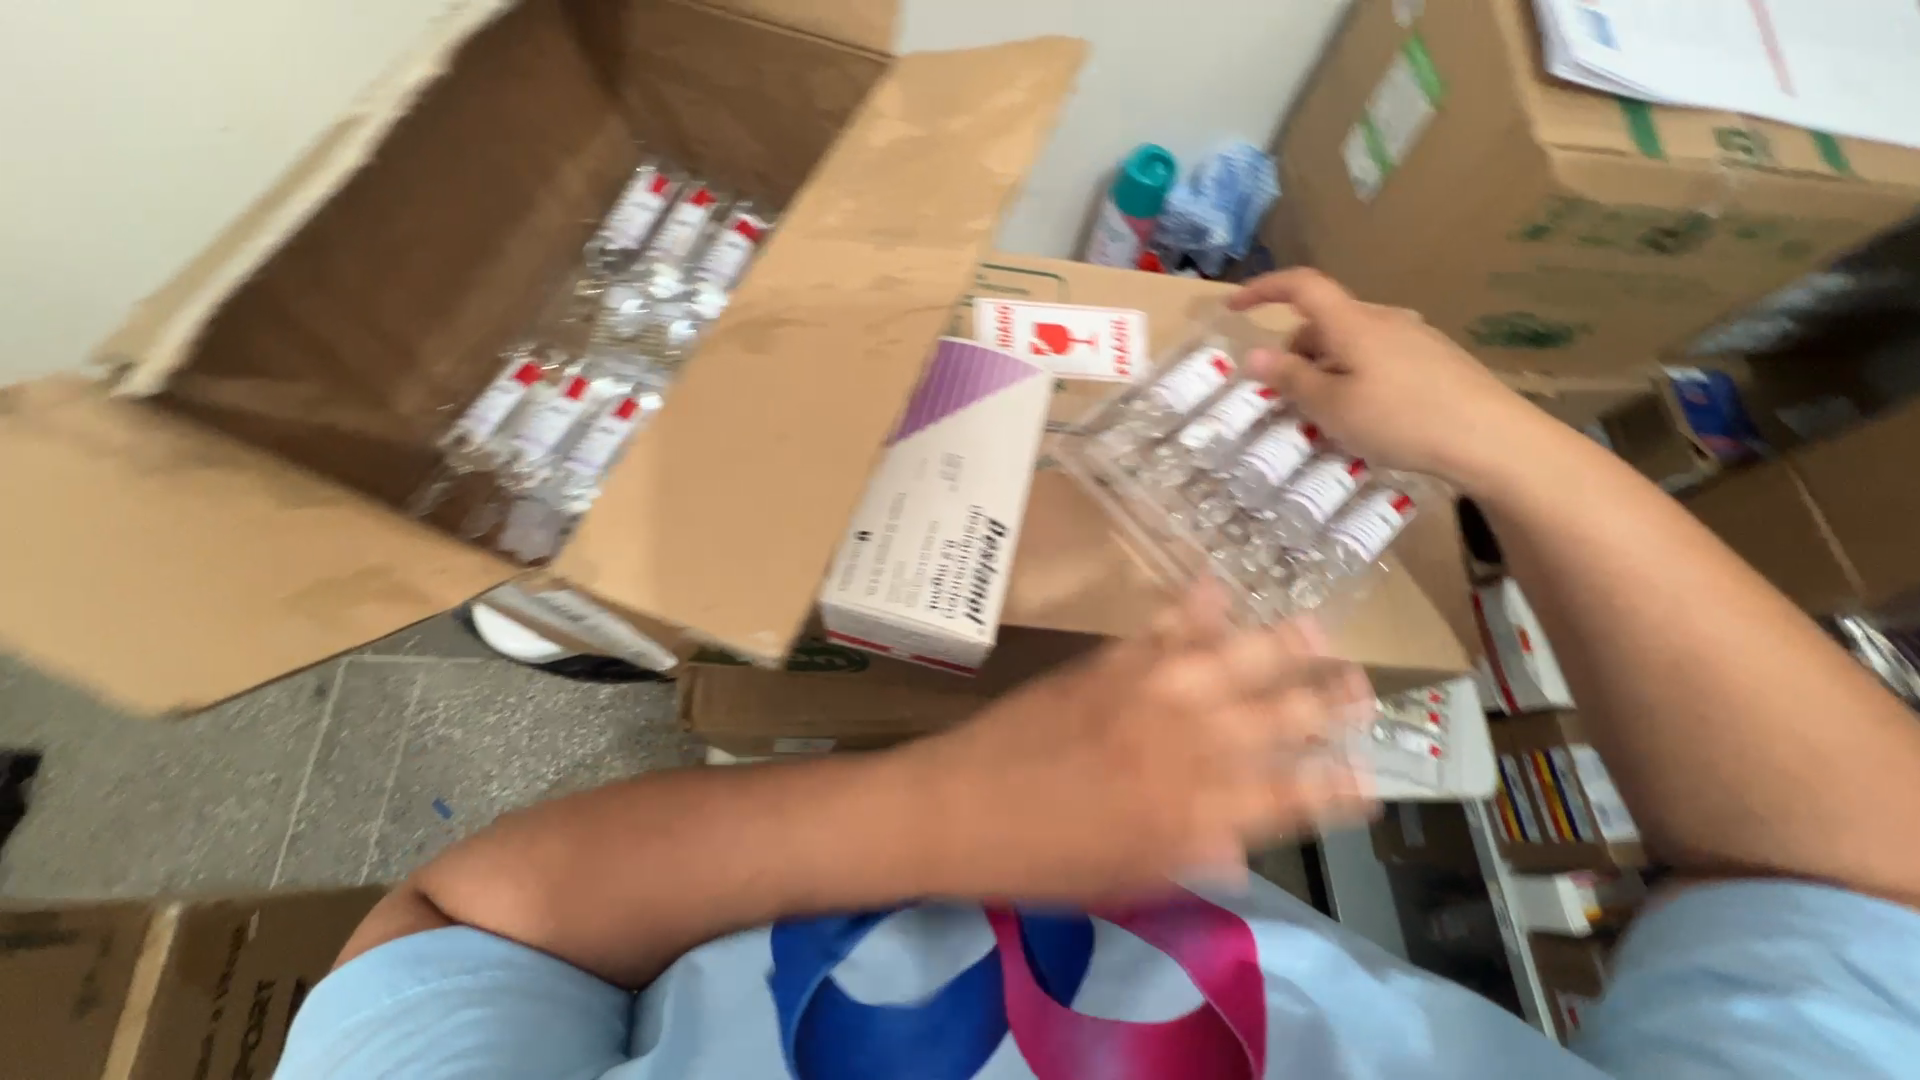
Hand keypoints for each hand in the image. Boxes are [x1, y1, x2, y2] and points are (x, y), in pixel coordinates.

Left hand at [894, 582, 1376, 901]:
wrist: (959, 806)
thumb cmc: (1039, 859)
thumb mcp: (1122, 879)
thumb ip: (1187, 855)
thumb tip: (1237, 843)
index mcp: (1193, 813)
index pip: (1285, 797)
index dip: (1331, 787)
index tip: (1367, 778)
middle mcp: (1184, 748)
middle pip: (1273, 721)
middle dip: (1325, 705)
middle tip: (1364, 688)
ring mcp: (1146, 696)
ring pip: (1231, 664)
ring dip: (1279, 645)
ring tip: (1320, 626)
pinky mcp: (1107, 665)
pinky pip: (1162, 630)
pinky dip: (1192, 607)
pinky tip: (1216, 586)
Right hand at [1227, 268, 1556, 492]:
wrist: (1491, 438)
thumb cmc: (1399, 419)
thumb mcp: (1330, 406)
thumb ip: (1289, 378)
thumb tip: (1253, 355)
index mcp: (1353, 322)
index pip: (1301, 286)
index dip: (1264, 289)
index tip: (1234, 306)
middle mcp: (1384, 319)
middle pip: (1325, 321)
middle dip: (1294, 351)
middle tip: (1284, 397)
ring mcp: (1414, 338)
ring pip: (1351, 343)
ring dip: (1324, 369)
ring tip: (1324, 416)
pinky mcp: (1435, 360)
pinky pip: (1377, 358)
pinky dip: (1354, 377)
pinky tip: (1365, 418)